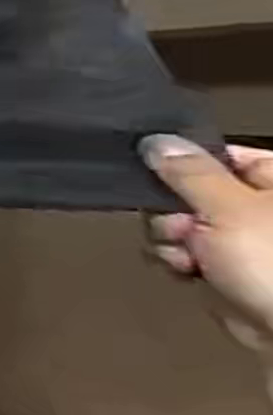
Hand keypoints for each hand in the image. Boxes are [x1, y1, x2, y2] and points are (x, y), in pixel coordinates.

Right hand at [140, 135, 272, 344]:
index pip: (228, 157)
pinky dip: (179, 262)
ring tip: (186, 259)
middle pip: (195, 193)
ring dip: (170, 240)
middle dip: (172, 212)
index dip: (185, 163)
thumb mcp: (229, 210)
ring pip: (186, 226)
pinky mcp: (239, 273)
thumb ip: (189, 173)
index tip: (153, 174)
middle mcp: (269, 215)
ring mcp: (256, 247)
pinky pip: (190, 254)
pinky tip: (187, 272)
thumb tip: (157, 141)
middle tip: (180, 228)